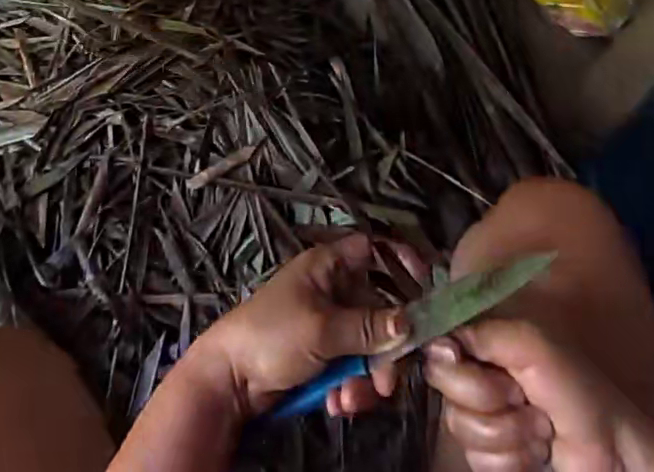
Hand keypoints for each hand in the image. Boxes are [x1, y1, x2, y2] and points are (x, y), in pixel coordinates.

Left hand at [186, 233, 418, 418]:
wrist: (228, 380)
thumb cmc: (272, 335)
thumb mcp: (322, 329)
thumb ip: (369, 327)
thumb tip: (411, 323)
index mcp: (328, 265)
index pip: (373, 249)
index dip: (400, 260)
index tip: (425, 285)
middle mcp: (333, 289)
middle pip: (379, 307)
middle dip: (387, 347)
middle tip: (389, 380)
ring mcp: (329, 323)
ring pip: (369, 344)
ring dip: (367, 376)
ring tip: (353, 400)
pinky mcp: (323, 355)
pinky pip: (352, 366)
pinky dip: (350, 387)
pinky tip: (337, 404)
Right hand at [424, 319, 653, 471]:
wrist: (611, 450)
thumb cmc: (575, 387)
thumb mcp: (531, 344)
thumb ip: (483, 332)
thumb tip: (437, 344)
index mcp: (481, 338)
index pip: (437, 343)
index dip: (451, 362)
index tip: (480, 369)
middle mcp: (476, 372)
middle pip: (444, 389)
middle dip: (487, 400)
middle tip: (521, 397)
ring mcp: (483, 414)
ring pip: (460, 428)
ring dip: (505, 433)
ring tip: (538, 425)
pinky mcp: (492, 453)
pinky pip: (476, 459)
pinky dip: (509, 459)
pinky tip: (535, 449)